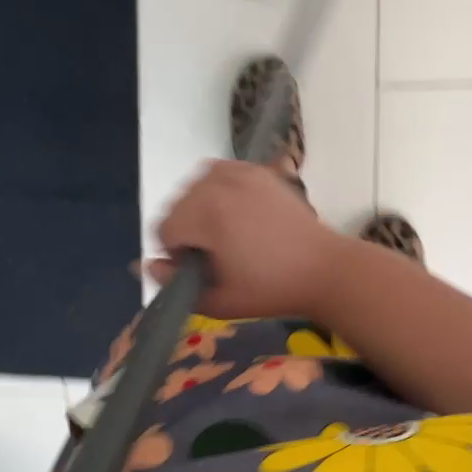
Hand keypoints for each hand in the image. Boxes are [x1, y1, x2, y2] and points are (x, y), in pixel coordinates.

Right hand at [147, 160, 344, 318]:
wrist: (322, 269)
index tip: (200, 267)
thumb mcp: (219, 301)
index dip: (176, 253)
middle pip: (177, 204)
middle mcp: (219, 185)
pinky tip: (234, 210)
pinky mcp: (259, 171)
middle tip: (213, 252)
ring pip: (196, 185)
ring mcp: (241, 173)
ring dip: (199, 207)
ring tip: (223, 231)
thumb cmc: (270, 289)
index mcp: (207, 215)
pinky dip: (218, 188)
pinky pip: (220, 171)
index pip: (165, 228)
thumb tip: (150, 266)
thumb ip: (176, 285)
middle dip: (186, 228)